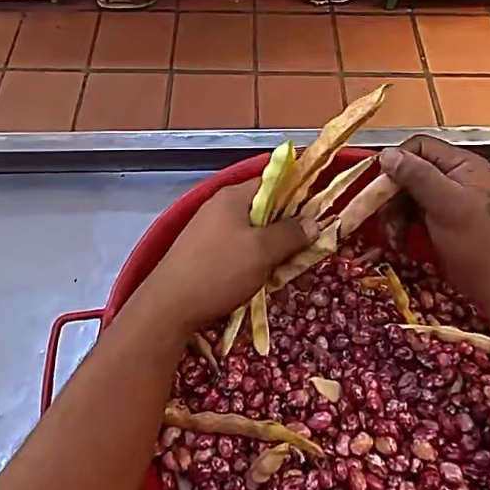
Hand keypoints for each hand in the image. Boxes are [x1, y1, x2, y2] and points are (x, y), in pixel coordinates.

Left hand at [130, 178, 316, 331]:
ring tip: (288, 273)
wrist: (168, 306)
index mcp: (233, 197)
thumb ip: (291, 234)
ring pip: (253, 234)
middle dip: (288, 230)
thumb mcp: (262, 251)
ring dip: (273, 251)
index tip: (320, 214)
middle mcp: (220, 207)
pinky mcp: (204, 253)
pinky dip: (254, 262)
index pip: (273, 183)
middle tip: (308, 251)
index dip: (299, 196)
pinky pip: (238, 250)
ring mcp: (209, 230)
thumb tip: (313, 222)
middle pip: (265, 210)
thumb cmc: (218, 271)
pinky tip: (262, 281)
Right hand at [376, 135, 489, 302]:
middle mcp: (455, 179)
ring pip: (407, 197)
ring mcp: (448, 202)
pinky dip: (402, 228)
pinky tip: (401, 244)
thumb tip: (388, 154)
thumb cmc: (481, 243)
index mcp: (462, 166)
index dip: (397, 163)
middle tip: (384, 218)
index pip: (420, 148)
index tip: (380, 186)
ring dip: (394, 216)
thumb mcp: (446, 204)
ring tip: (394, 238)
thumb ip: (417, 176)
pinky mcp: (442, 223)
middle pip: (410, 173)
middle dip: (393, 197)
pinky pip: (413, 216)